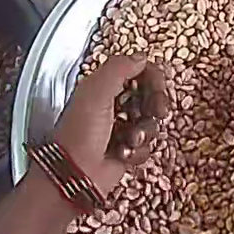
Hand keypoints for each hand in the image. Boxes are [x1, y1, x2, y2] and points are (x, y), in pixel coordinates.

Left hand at [52, 56, 170, 192]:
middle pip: (149, 94)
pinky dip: (139, 150)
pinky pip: (148, 145)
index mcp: (103, 85)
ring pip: (151, 121)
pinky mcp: (128, 149)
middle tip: (158, 112)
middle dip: (155, 103)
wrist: (75, 176)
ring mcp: (121, 127)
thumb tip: (141, 57)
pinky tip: (124, 154)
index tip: (158, 87)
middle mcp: (113, 103)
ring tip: (129, 140)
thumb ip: (118, 69)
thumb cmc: (81, 132)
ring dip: (144, 131)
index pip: (136, 70)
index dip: (151, 76)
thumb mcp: (96, 93)